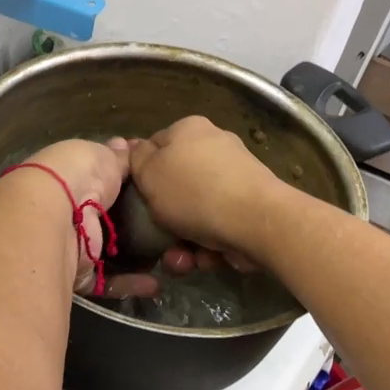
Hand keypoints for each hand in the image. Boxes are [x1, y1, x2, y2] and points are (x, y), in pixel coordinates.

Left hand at [13, 139, 155, 297]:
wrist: (57, 213)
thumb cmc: (80, 174)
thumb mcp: (104, 157)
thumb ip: (119, 159)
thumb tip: (126, 146)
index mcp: (72, 181)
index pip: (100, 185)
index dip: (125, 186)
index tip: (155, 190)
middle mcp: (71, 215)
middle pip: (107, 222)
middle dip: (135, 226)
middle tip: (168, 228)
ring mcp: (74, 246)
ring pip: (109, 255)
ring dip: (137, 259)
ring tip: (168, 258)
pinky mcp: (78, 274)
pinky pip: (106, 281)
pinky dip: (129, 283)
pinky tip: (155, 283)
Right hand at [126, 116, 285, 256]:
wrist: (256, 221)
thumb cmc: (193, 194)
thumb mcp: (149, 174)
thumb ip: (135, 159)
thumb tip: (134, 147)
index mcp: (188, 130)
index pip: (153, 149)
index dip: (141, 178)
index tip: (135, 203)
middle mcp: (213, 146)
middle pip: (174, 188)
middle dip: (164, 221)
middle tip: (159, 242)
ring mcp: (233, 176)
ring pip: (193, 213)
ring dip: (183, 242)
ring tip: (184, 260)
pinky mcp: (248, 204)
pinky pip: (215, 225)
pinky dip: (207, 245)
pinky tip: (207, 257)